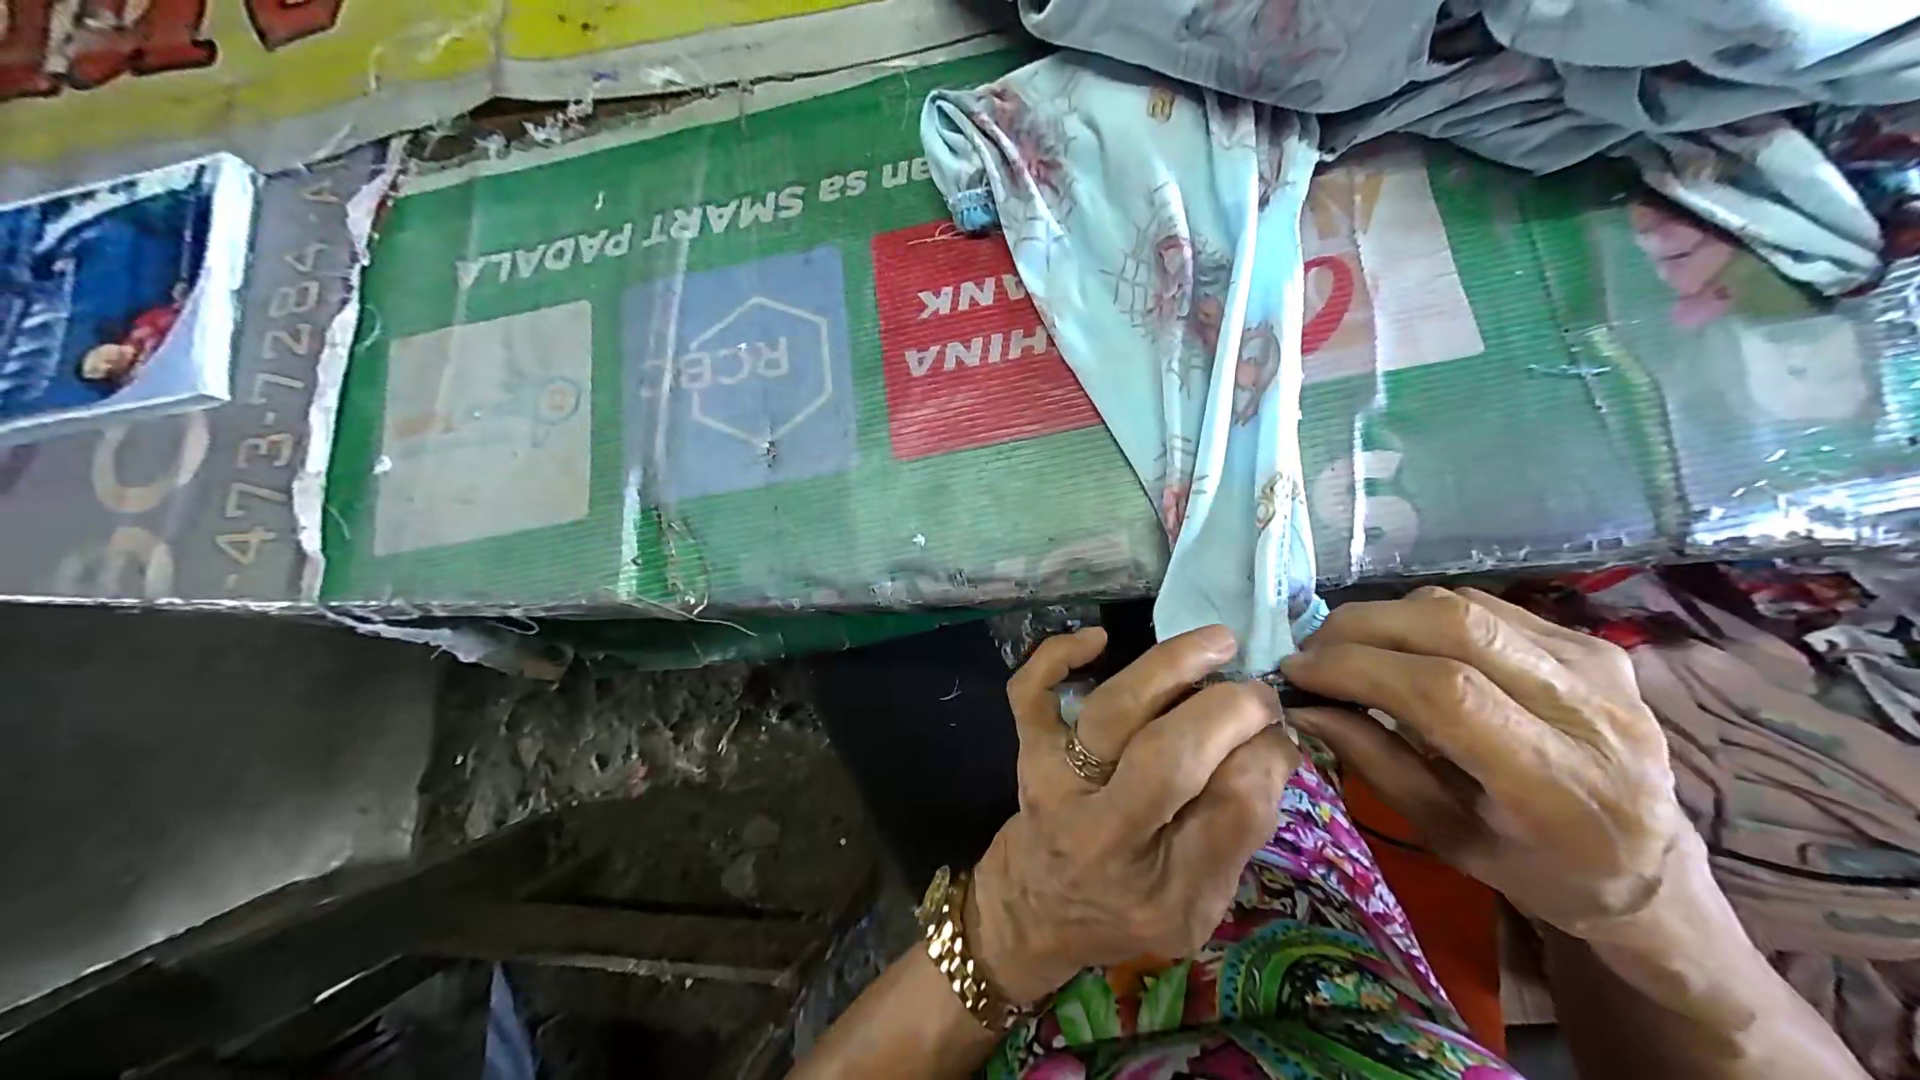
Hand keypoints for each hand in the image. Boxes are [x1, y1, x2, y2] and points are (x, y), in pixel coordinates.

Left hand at [967, 625, 1301, 1003]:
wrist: (1037, 908)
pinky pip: (1028, 694)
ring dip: (1168, 666)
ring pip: (1110, 712)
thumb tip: (1271, 743)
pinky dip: (1053, 657)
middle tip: (1260, 691)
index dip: (1267, 759)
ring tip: (1216, 642)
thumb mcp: (1197, 906)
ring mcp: (1056, 785)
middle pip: (1167, 754)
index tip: (1280, 734)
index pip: (1231, 812)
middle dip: (1227, 710)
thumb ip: (1236, 832)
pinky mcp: (1027, 752)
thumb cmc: (1127, 909)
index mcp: (1164, 889)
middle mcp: (1102, 833)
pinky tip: (1098, 639)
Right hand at [1279, 586, 1690, 937]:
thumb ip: (1373, 763)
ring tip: (1345, 648)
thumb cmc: (1538, 867)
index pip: (1445, 693)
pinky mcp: (1592, 642)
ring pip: (1462, 605)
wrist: (1652, 863)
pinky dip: (1420, 616)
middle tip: (1311, 651)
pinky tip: (1399, 645)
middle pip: (1453, 627)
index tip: (1296, 672)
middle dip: (1359, 628)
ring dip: (1384, 617)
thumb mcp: (1445, 835)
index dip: (1357, 669)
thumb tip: (1302, 705)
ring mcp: (1598, 665)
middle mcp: (1590, 711)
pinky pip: (1482, 605)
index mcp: (1558, 783)